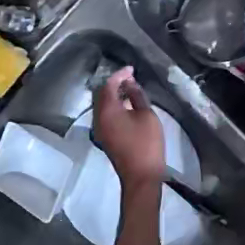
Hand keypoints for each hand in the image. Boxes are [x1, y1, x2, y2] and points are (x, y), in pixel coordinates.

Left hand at [93, 67, 165, 192]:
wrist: (141, 175)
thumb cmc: (146, 143)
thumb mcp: (146, 115)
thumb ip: (137, 96)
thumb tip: (130, 84)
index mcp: (107, 111)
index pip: (108, 86)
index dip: (119, 75)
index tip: (132, 69)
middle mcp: (98, 119)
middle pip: (102, 95)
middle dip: (114, 84)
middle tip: (130, 77)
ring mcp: (99, 129)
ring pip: (102, 105)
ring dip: (114, 95)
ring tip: (130, 88)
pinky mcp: (104, 137)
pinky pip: (105, 115)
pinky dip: (114, 106)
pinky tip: (126, 105)